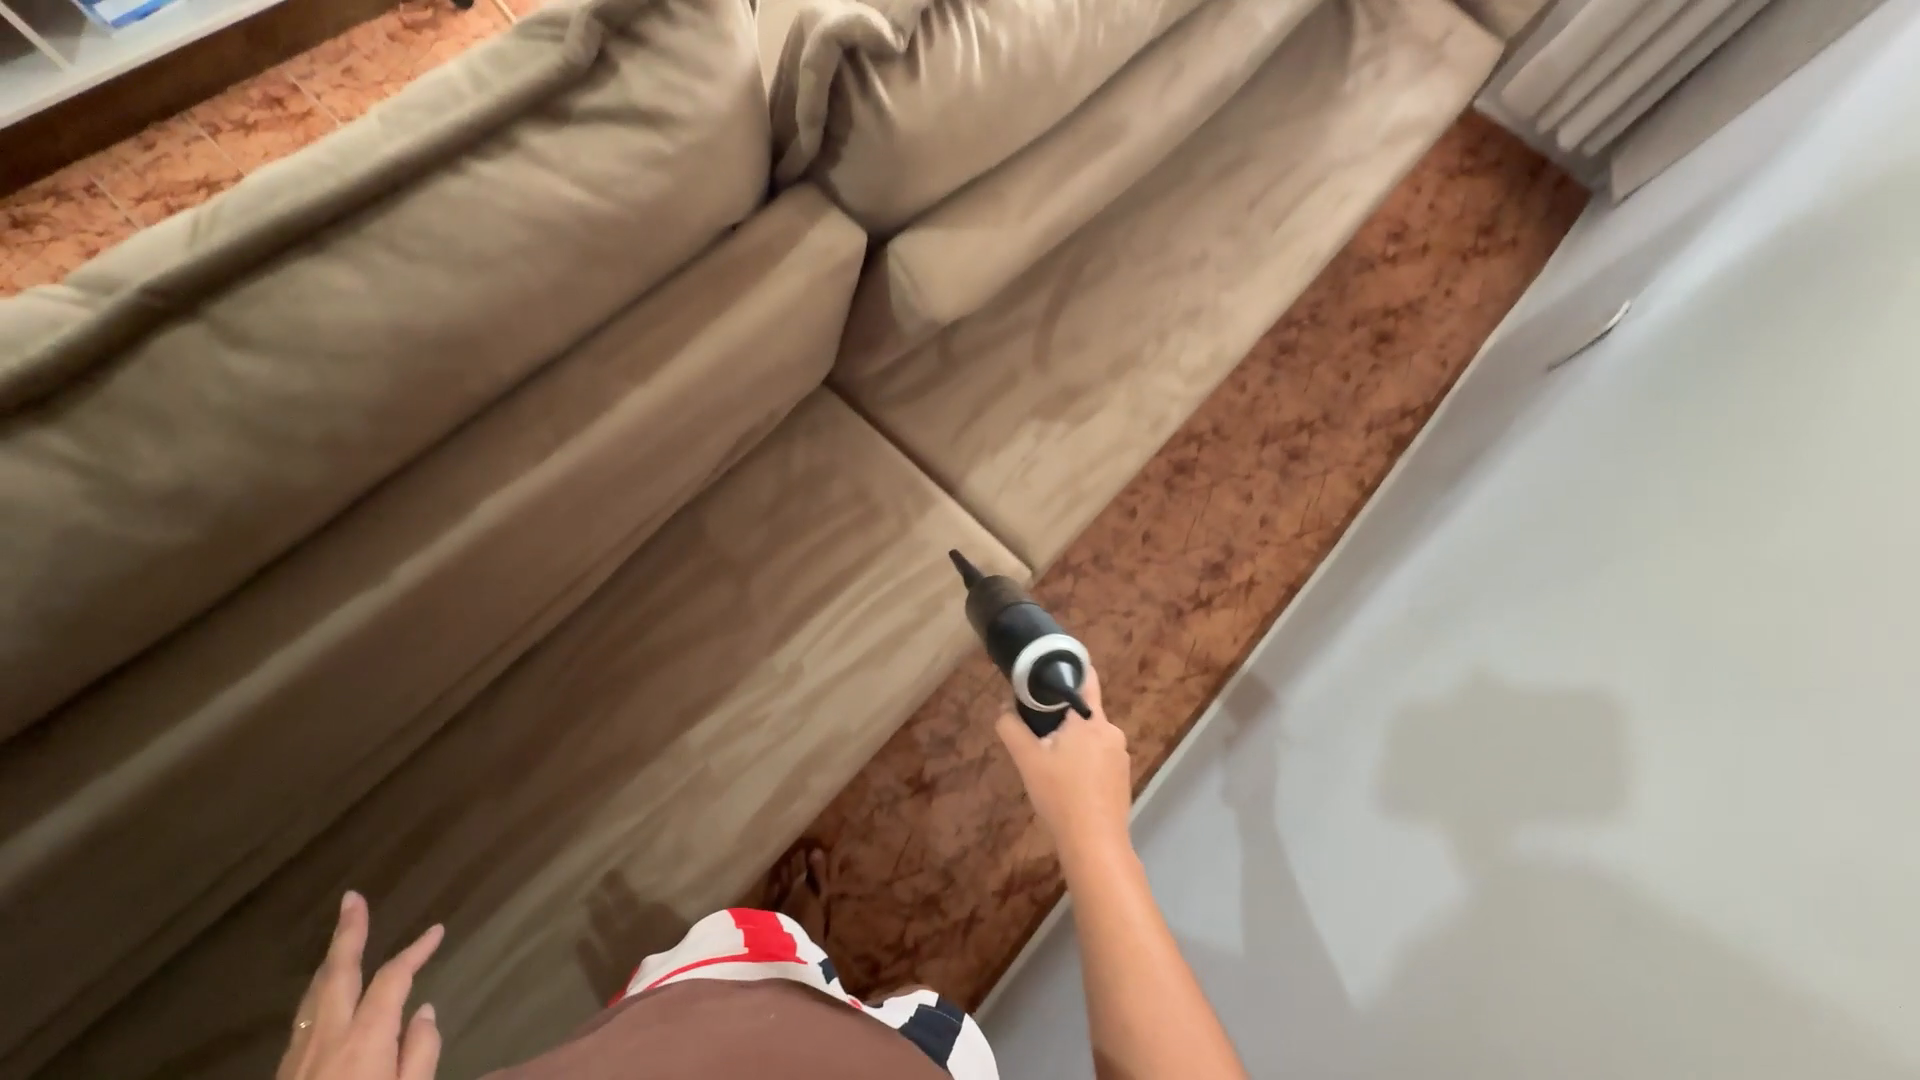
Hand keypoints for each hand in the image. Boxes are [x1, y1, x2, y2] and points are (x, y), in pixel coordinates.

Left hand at [277, 891, 443, 1079]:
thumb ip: (421, 1051)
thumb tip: (424, 1011)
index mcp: (366, 1038)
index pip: (393, 978)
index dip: (416, 950)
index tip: (438, 931)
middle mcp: (328, 1038)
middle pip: (337, 974)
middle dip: (348, 934)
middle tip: (353, 900)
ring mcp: (300, 1058)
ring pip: (312, 996)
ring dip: (331, 961)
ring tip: (342, 938)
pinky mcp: (286, 1076)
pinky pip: (305, 1020)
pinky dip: (321, 993)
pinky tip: (326, 998)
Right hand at [996, 667, 1133, 865]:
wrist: (1094, 843)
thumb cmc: (1061, 795)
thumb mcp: (1027, 759)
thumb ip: (1011, 727)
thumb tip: (1004, 708)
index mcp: (1091, 720)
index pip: (1086, 679)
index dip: (1066, 672)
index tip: (1045, 676)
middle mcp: (1112, 732)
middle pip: (1082, 713)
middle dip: (1060, 719)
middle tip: (1037, 735)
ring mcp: (1121, 756)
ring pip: (1090, 738)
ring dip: (1071, 744)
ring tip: (1050, 765)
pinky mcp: (1122, 778)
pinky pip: (1099, 758)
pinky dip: (1083, 763)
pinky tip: (1067, 784)